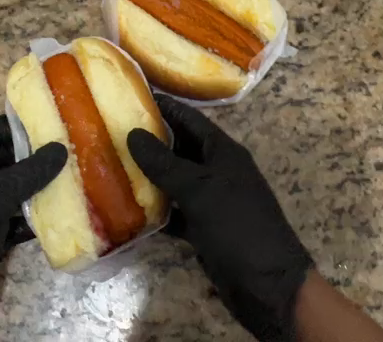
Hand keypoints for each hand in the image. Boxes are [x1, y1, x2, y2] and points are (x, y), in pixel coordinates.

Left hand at [0, 117, 66, 341]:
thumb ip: (26, 173)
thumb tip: (60, 146)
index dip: (16, 125)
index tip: (50, 127)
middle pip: (6, 161)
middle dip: (35, 157)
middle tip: (72, 154)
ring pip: (15, 193)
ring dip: (40, 189)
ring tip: (74, 183)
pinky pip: (17, 223)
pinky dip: (36, 221)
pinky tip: (60, 221)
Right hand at [128, 96, 312, 341]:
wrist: (269, 286)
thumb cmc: (238, 226)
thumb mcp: (199, 190)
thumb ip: (165, 163)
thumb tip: (133, 133)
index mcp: (223, 151)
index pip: (189, 118)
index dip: (163, 106)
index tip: (131, 95)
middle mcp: (218, 170)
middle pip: (181, 147)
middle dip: (151, 140)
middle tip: (112, 132)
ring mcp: (212, 201)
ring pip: (176, 180)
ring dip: (150, 176)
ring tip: (114, 165)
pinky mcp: (205, 229)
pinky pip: (176, 212)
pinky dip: (157, 210)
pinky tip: (130, 209)